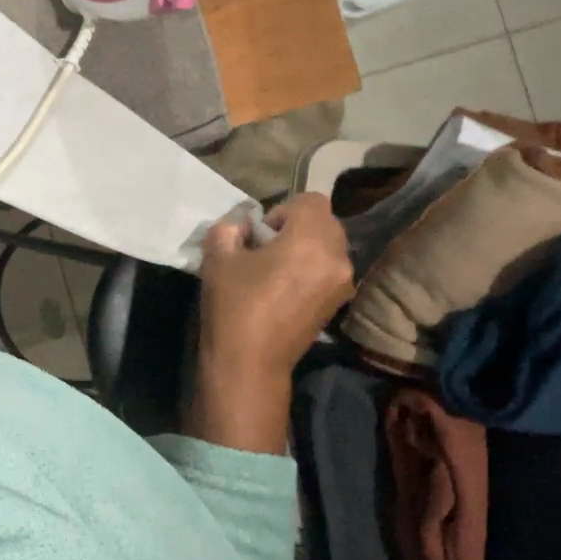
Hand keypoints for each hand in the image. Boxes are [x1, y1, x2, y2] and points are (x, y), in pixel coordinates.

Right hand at [187, 193, 352, 452]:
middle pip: (325, 221)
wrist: (250, 359)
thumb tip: (242, 222)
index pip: (311, 201)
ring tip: (274, 269)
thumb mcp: (217, 258)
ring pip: (329, 245)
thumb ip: (229, 228)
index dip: (282, 209)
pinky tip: (283, 287)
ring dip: (304, 247)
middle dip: (296, 226)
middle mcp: (337, 257)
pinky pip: (329, 268)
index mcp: (310, 241)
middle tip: (265, 248)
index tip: (260, 234)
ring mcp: (343, 281)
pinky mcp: (339, 300)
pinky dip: (310, 267)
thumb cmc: (233, 304)